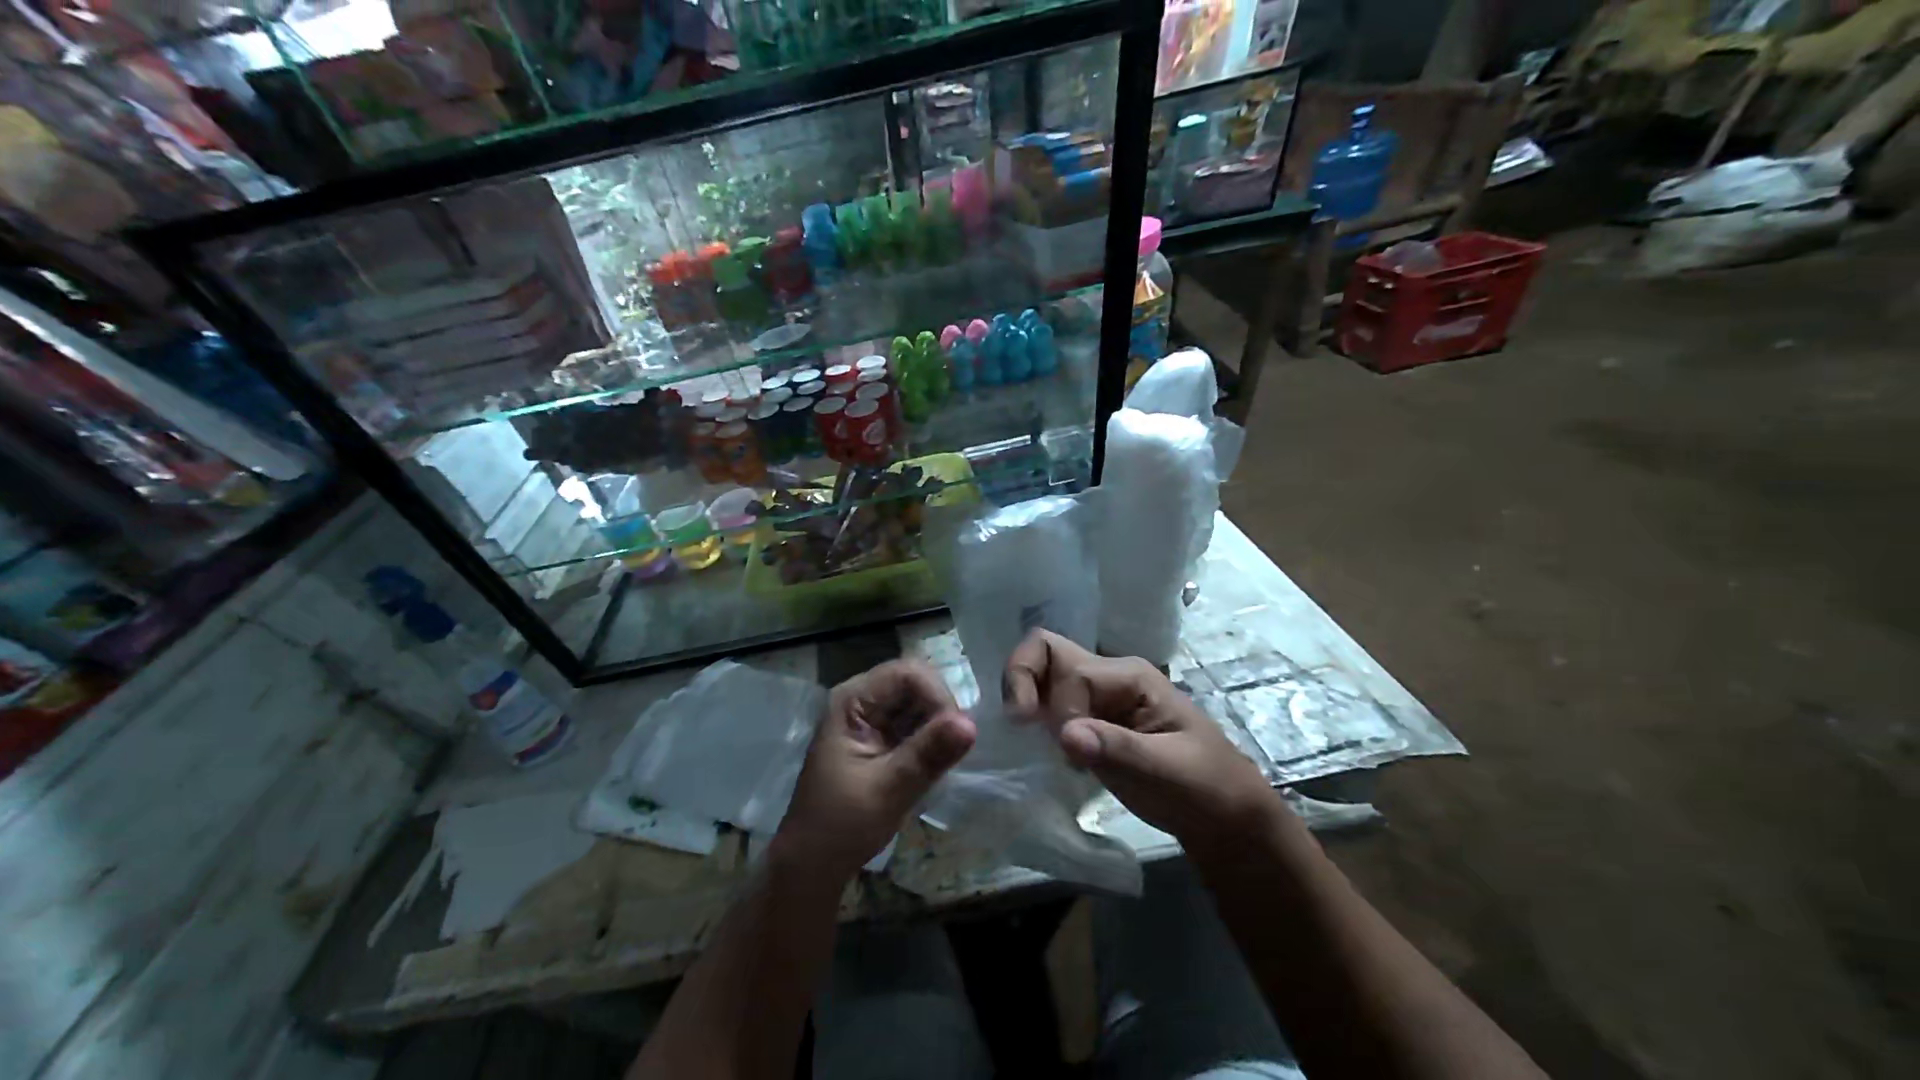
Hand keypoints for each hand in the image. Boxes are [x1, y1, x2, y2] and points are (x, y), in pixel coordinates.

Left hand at [774, 660, 975, 878]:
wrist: (814, 863)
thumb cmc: (842, 826)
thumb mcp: (889, 790)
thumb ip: (928, 754)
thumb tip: (970, 724)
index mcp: (852, 701)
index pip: (907, 673)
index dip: (937, 696)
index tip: (955, 734)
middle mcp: (861, 700)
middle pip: (916, 682)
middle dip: (940, 711)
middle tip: (950, 750)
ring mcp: (872, 719)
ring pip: (920, 702)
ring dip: (938, 726)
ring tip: (942, 761)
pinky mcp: (882, 738)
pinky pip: (917, 723)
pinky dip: (932, 740)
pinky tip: (933, 766)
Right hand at [1003, 630, 1275, 846]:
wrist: (1226, 819)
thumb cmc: (1207, 788)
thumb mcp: (1168, 771)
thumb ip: (1117, 749)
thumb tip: (1064, 733)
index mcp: (1129, 677)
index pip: (1070, 673)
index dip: (1061, 709)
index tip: (1071, 748)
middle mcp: (1107, 678)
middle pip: (1046, 652)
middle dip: (1021, 679)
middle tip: (1017, 724)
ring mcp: (1096, 700)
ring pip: (1041, 678)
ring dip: (1025, 703)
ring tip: (1027, 742)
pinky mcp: (1089, 725)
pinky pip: (1048, 708)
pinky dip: (1034, 724)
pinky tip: (1038, 752)